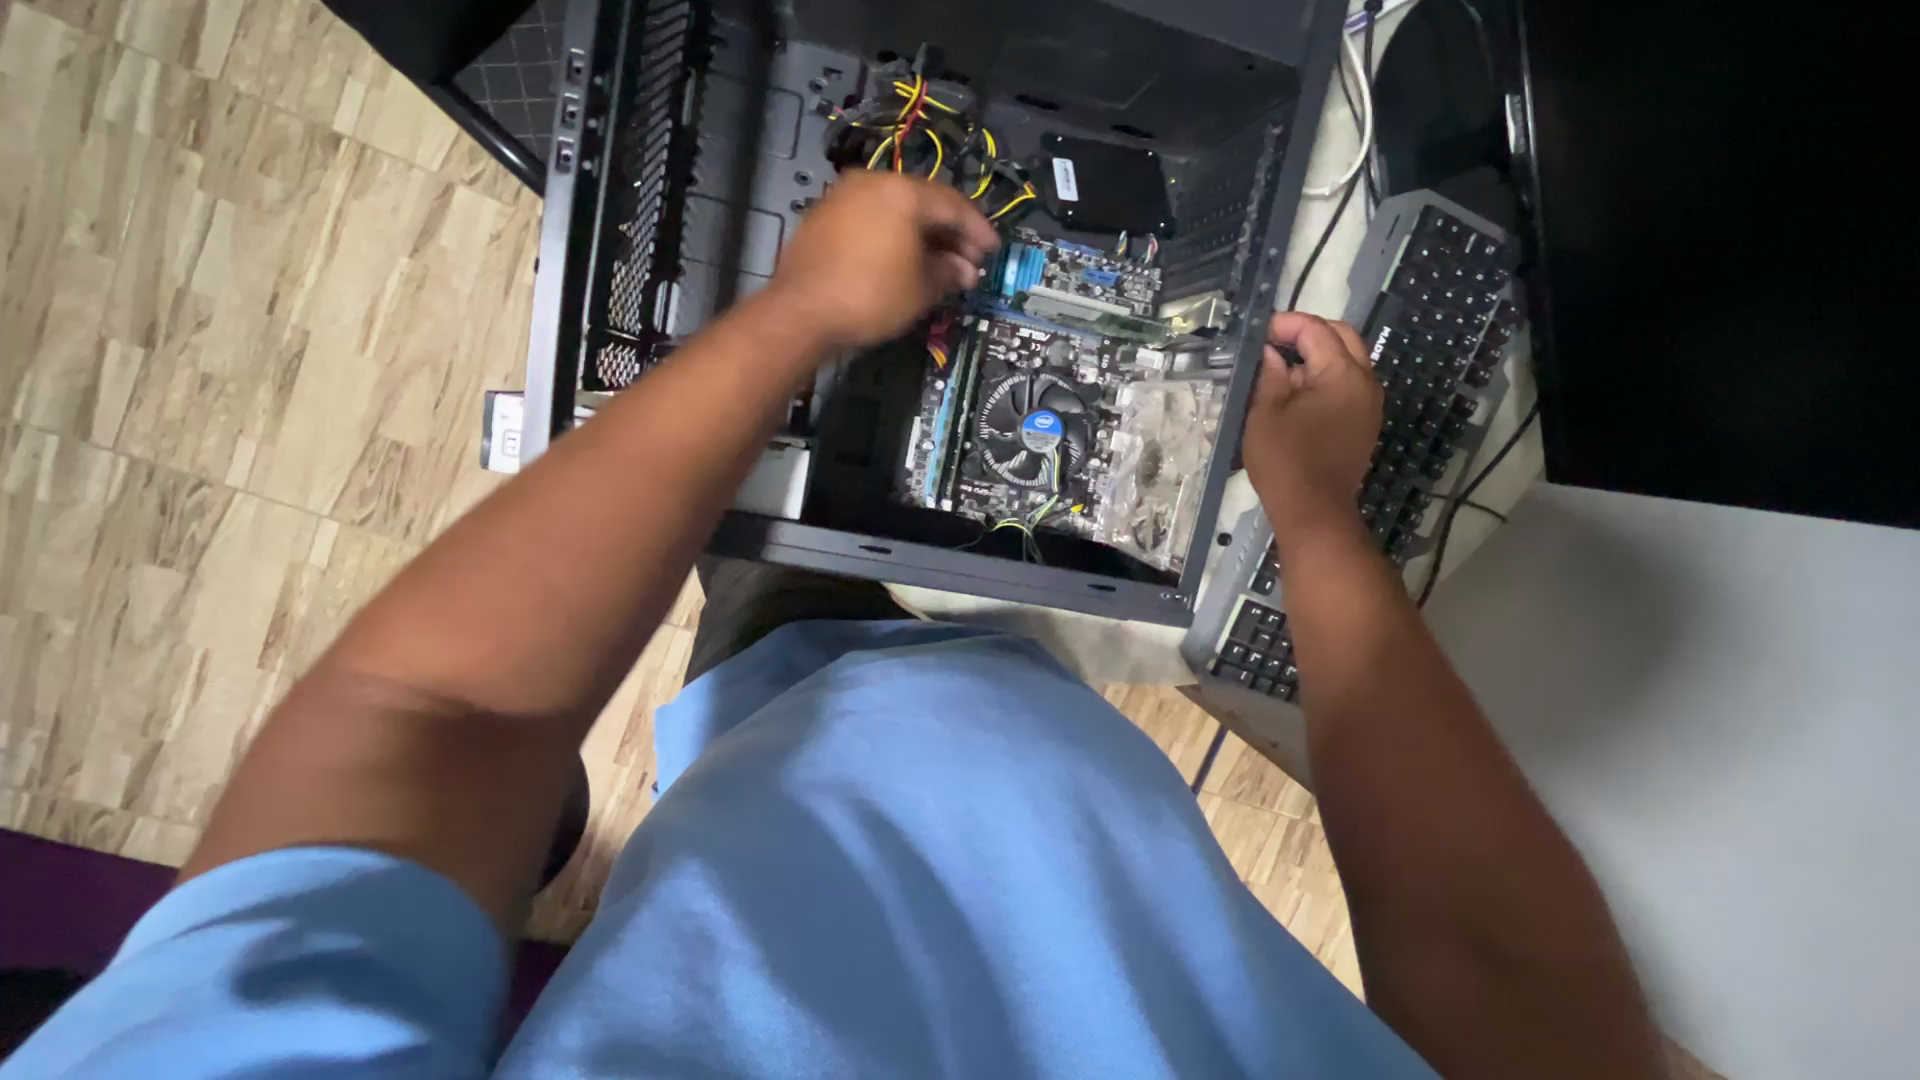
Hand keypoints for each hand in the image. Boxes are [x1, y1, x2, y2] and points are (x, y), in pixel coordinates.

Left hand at [758, 171, 999, 349]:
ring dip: (921, 238)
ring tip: (937, 269)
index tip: (992, 250)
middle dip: (949, 235)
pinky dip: (892, 239)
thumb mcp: (921, 289)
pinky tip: (900, 264)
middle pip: (923, 204)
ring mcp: (843, 197)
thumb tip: (964, 271)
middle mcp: (872, 183)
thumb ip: (949, 273)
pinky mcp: (823, 218)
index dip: (977, 229)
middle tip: (967, 263)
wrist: (801, 312)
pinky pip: (871, 222)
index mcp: (903, 192)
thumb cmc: (870, 296)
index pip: (953, 204)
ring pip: (895, 212)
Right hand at [1242, 313, 1383, 545]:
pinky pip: (1348, 386)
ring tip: (1281, 368)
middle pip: (1342, 338)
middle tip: (1272, 342)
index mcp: (1342, 373)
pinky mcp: (1364, 423)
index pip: (1316, 330)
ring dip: (1317, 356)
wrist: (1314, 511)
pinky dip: (1324, 378)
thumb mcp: (1264, 414)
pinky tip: (1297, 394)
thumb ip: (1268, 375)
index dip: (1285, 325)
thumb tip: (1269, 353)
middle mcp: (1365, 382)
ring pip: (1348, 361)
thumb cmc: (1285, 461)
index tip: (1258, 331)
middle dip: (1308, 333)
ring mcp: (1369, 404)